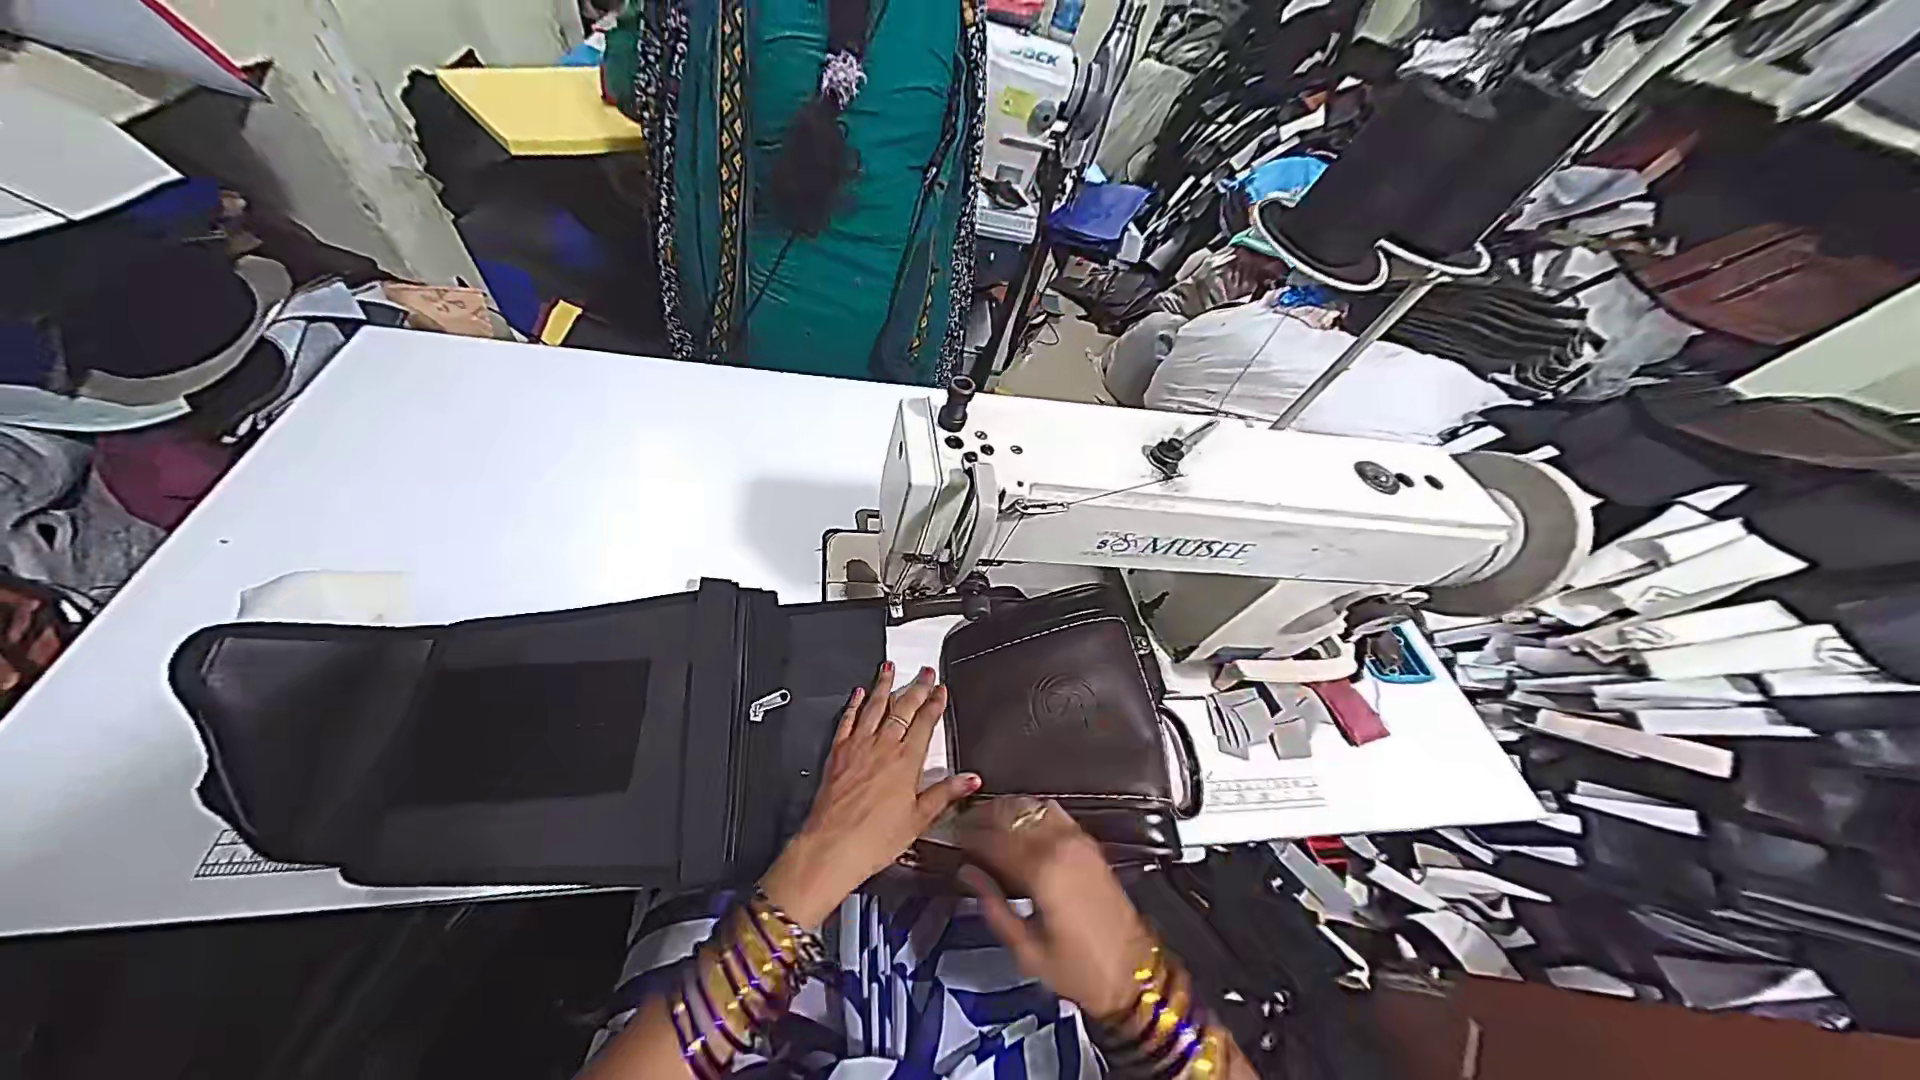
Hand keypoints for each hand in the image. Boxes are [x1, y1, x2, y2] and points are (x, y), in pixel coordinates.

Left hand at [760, 663, 979, 926]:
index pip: (925, 722)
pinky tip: (857, 694)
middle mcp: (883, 747)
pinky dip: (853, 704)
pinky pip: (847, 719)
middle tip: (925, 672)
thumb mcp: (919, 819)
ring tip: (890, 668)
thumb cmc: (872, 839)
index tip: (941, 690)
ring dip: (884, 685)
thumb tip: (970, 780)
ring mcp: (858, 746)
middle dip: (917, 687)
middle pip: (903, 708)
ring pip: (874, 706)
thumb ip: (945, 794)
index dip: (935, 703)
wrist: (832, 847)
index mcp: (906, 761)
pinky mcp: (838, 752)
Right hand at [957, 798, 1155, 1019]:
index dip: (967, 835)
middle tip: (965, 826)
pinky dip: (1030, 809)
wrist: (1132, 972)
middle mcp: (1060, 846)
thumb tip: (969, 874)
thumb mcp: (1026, 949)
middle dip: (981, 816)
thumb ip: (992, 905)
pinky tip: (1019, 821)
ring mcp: (1076, 840)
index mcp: (1041, 871)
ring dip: (1004, 808)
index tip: (953, 837)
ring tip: (986, 820)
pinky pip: (1051, 810)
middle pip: (1009, 813)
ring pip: (1030, 805)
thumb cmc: (1082, 968)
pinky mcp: (1087, 842)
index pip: (991, 838)